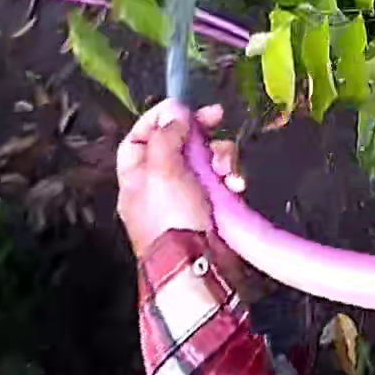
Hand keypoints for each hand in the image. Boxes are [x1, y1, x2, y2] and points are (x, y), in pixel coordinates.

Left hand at [115, 100, 243, 257]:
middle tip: (217, 117)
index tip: (180, 105)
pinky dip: (232, 177)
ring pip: (206, 157)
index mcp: (138, 176)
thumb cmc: (171, 221)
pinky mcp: (212, 205)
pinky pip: (224, 179)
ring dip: (221, 155)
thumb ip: (167, 135)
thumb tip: (174, 111)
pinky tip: (236, 184)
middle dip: (200, 131)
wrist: (196, 269)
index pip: (141, 136)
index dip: (159, 117)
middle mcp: (161, 184)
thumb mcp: (162, 170)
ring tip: (226, 168)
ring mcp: (188, 195)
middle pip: (179, 142)